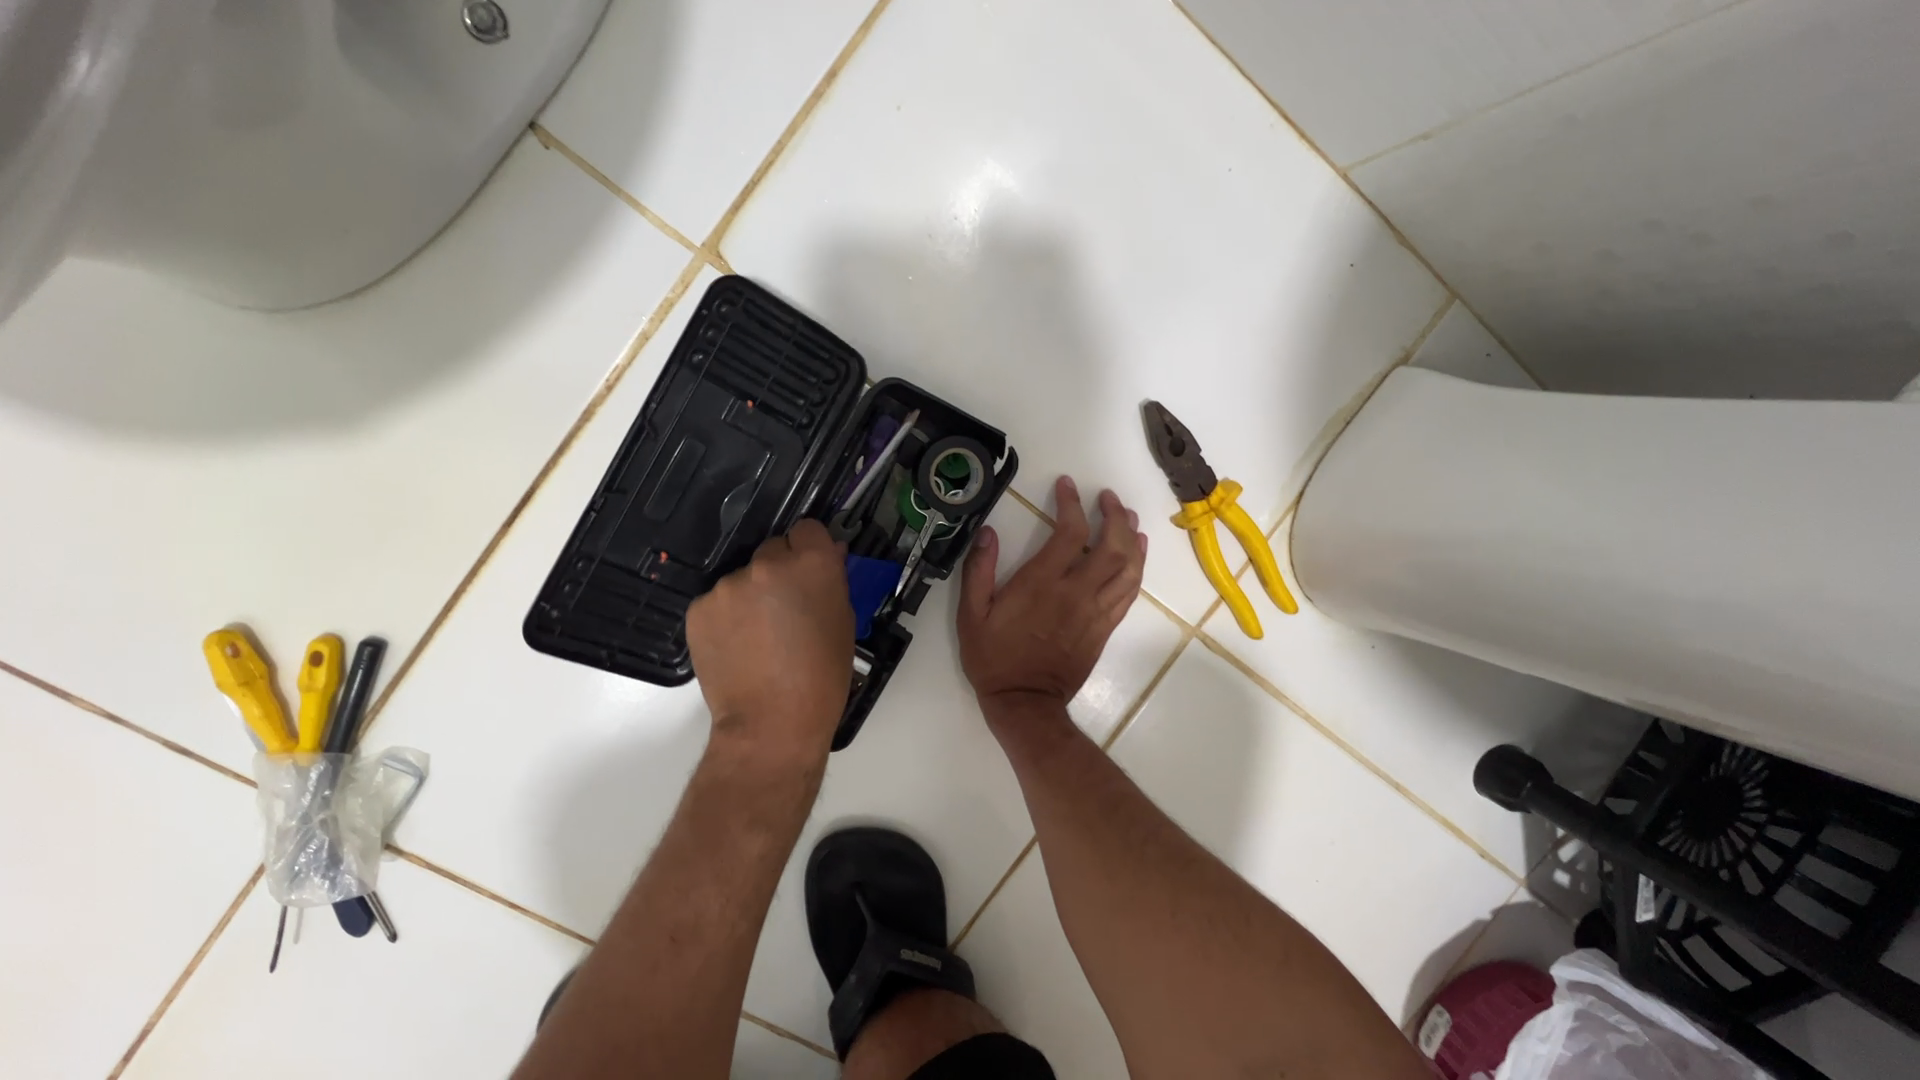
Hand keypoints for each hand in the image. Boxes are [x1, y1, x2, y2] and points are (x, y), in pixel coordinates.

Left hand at [687, 519, 853, 763]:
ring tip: (760, 637)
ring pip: (742, 579)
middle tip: (786, 610)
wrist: (773, 722)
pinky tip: (738, 646)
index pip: (808, 528)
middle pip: (772, 550)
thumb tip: (827, 556)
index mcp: (811, 563)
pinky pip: (717, 603)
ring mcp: (728, 585)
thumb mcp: (843, 622)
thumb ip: (832, 582)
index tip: (811, 569)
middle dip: (779, 573)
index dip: (810, 549)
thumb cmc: (821, 678)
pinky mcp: (699, 608)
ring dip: (750, 597)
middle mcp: (767, 564)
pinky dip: (726, 619)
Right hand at [958, 477, 1146, 722]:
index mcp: (1042, 583)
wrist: (1025, 703)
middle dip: (1114, 515)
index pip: (1069, 532)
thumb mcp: (971, 614)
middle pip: (1110, 544)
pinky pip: (1129, 591)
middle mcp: (1076, 592)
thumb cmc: (994, 658)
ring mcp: (1095, 610)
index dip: (1072, 503)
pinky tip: (1138, 551)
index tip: (1067, 485)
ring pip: (1127, 566)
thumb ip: (979, 570)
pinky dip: (1138, 567)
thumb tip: (988, 533)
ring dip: (1132, 537)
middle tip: (1108, 497)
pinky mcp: (1105, 627)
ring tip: (1127, 517)